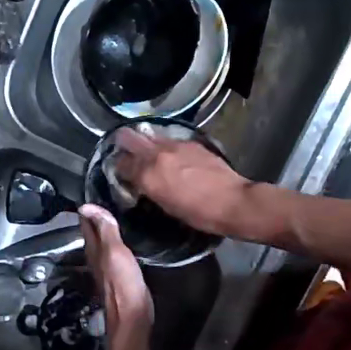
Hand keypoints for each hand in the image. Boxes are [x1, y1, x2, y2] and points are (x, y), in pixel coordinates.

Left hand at [79, 204, 153, 349]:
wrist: (132, 315)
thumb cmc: (122, 282)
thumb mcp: (114, 252)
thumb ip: (105, 230)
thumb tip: (86, 206)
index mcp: (93, 249)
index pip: (87, 224)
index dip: (88, 209)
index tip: (93, 192)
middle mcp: (96, 257)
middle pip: (94, 234)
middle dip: (97, 218)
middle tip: (107, 199)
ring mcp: (107, 268)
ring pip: (104, 243)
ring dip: (107, 230)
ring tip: (117, 215)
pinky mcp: (119, 276)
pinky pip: (115, 253)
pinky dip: (118, 243)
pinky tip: (126, 240)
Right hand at [110, 127, 260, 238]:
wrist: (232, 201)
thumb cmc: (198, 213)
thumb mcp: (166, 206)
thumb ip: (149, 188)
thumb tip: (142, 182)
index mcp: (147, 175)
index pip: (121, 163)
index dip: (119, 168)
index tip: (123, 173)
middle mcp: (156, 155)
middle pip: (129, 138)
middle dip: (124, 144)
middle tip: (127, 153)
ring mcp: (174, 145)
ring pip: (150, 135)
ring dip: (146, 142)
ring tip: (150, 153)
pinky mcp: (191, 142)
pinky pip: (170, 140)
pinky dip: (166, 146)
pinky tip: (173, 156)